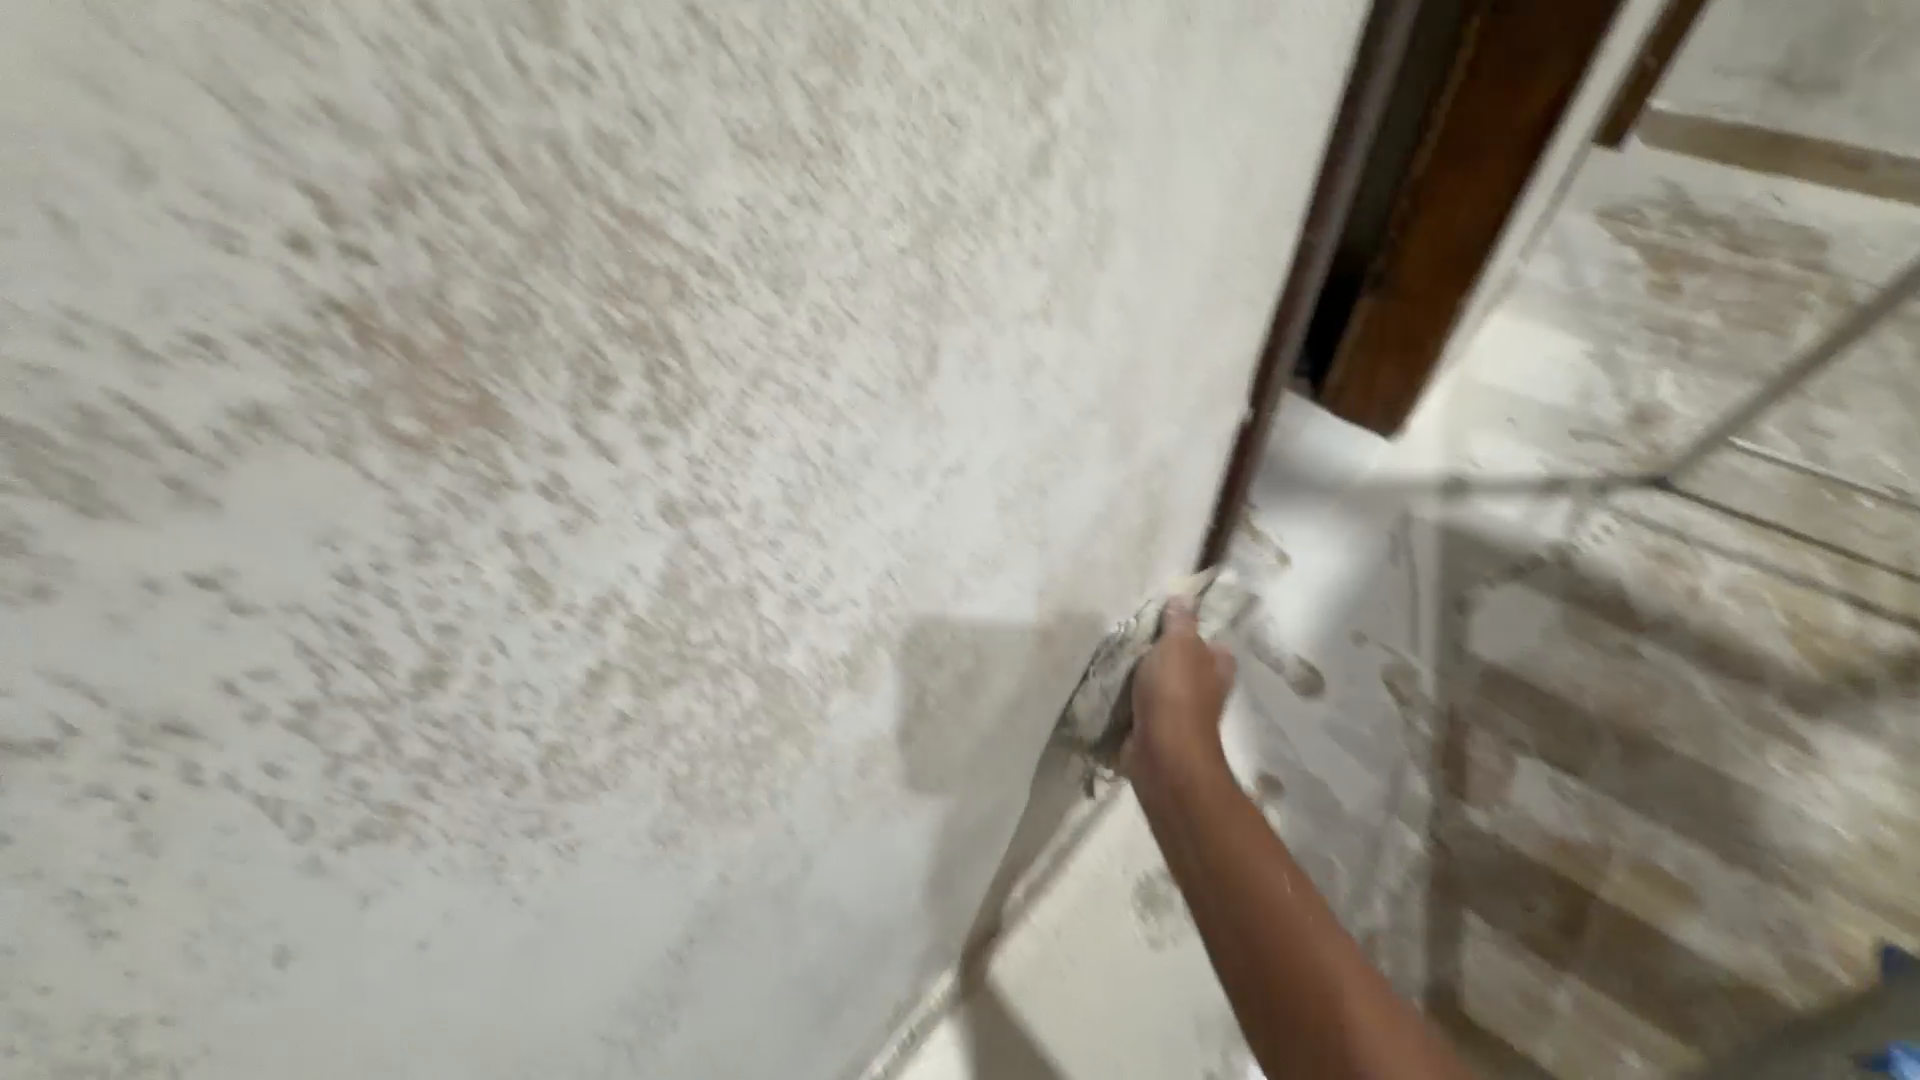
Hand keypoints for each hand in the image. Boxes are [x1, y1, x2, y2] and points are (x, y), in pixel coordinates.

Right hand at [1121, 596, 1236, 782]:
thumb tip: (1184, 596)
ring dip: (1145, 679)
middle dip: (1166, 656)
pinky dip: (1130, 702)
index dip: (1198, 634)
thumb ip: (1180, 621)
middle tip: (1135, 637)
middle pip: (1187, 666)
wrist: (1162, 753)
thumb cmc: (1176, 692)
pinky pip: (1143, 709)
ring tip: (1118, 659)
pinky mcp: (1158, 731)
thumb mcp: (1178, 645)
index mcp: (1218, 667)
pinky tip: (1112, 689)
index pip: (1215, 645)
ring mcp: (1182, 714)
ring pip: (1163, 688)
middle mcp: (1206, 691)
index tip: (1169, 623)